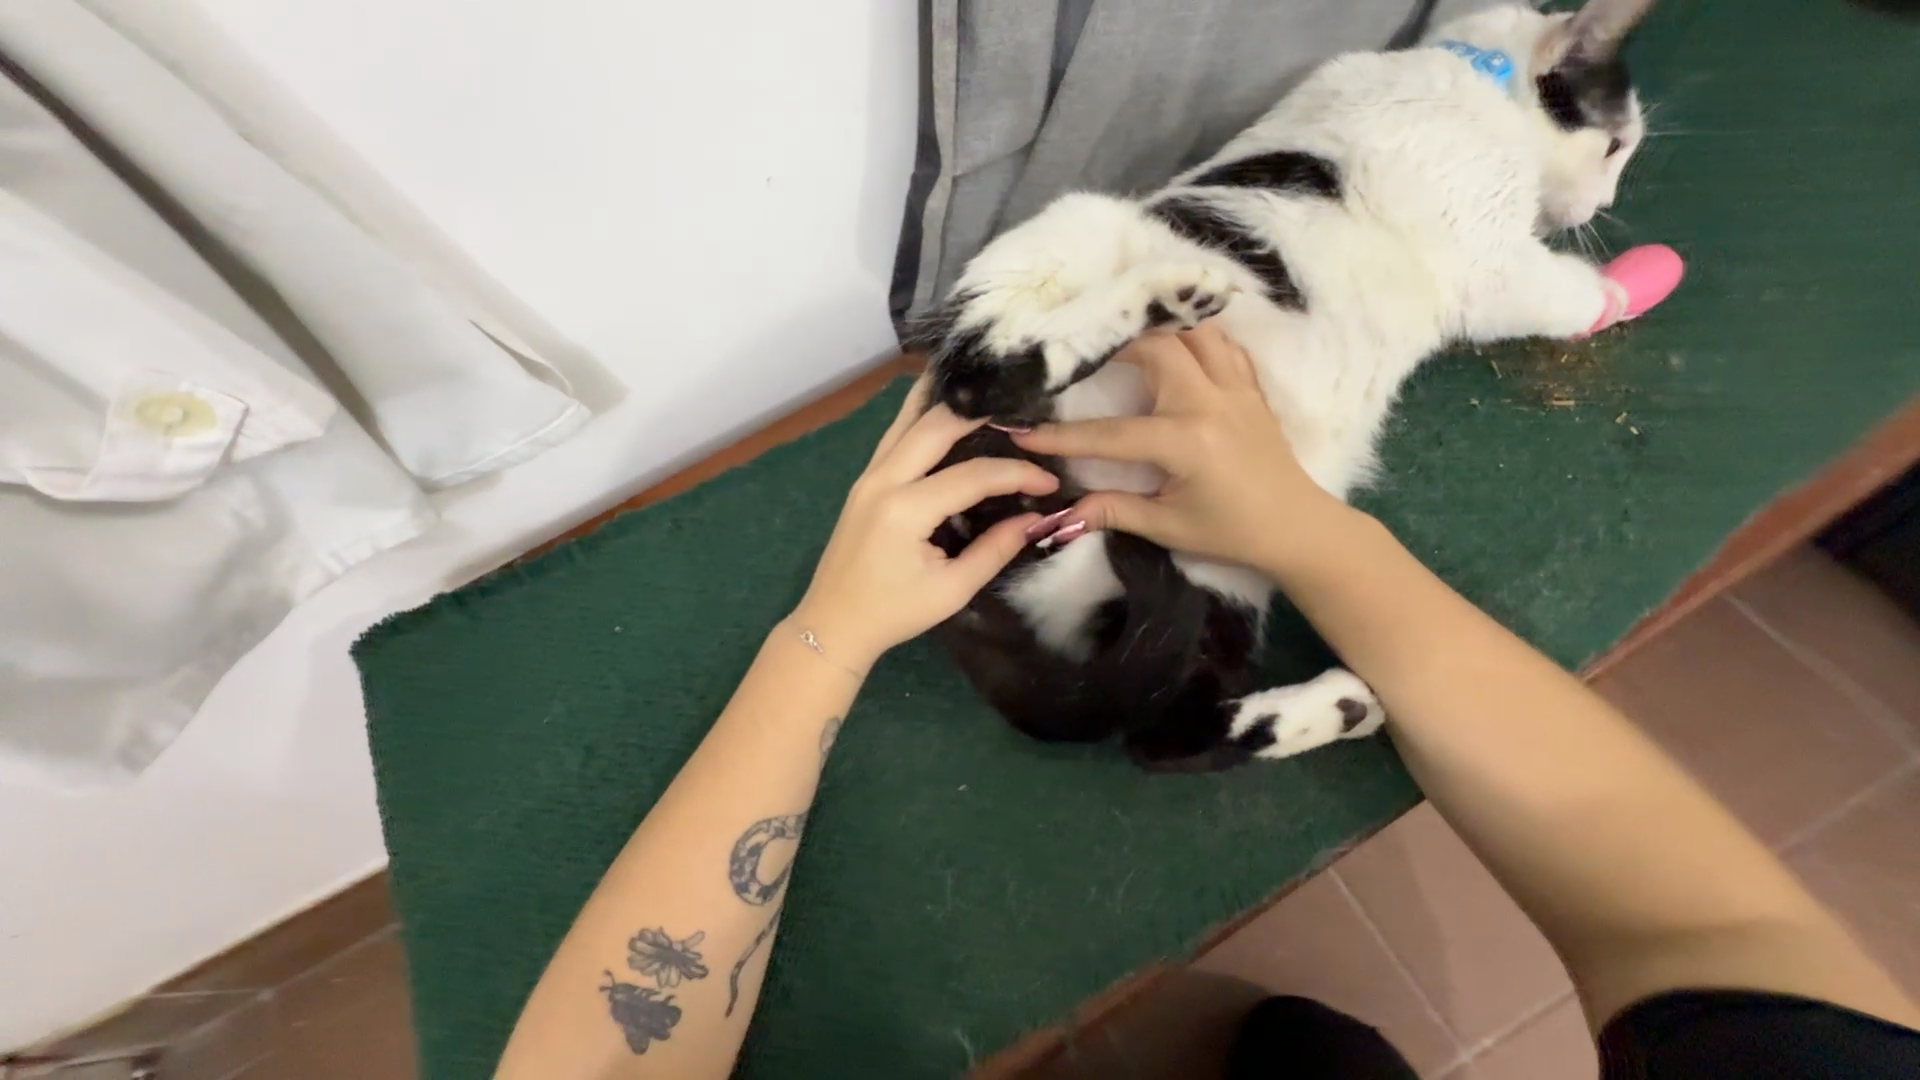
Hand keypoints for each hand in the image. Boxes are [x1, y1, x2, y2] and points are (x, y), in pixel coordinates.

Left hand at [787, 378, 1057, 671]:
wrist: (834, 624)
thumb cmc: (894, 613)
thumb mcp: (953, 589)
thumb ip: (996, 549)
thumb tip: (1036, 519)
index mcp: (905, 510)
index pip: (972, 475)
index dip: (1016, 474)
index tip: (1049, 481)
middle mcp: (882, 480)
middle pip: (935, 425)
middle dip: (980, 412)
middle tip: (1020, 406)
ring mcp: (868, 476)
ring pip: (907, 419)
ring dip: (945, 401)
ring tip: (981, 386)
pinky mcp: (864, 480)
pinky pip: (895, 434)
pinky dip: (923, 416)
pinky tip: (944, 408)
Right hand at [1014, 323, 1354, 572]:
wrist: (1297, 529)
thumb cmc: (1231, 532)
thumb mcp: (1168, 526)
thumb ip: (1115, 509)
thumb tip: (1062, 514)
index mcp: (1186, 441)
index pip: (1110, 432)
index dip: (1061, 436)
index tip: (1020, 429)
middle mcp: (1210, 402)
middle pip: (1157, 345)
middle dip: (1113, 343)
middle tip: (1081, 351)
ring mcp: (1235, 389)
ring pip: (1194, 332)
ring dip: (1158, 329)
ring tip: (1124, 335)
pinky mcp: (1250, 388)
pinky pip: (1223, 344)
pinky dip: (1196, 336)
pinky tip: (1175, 342)